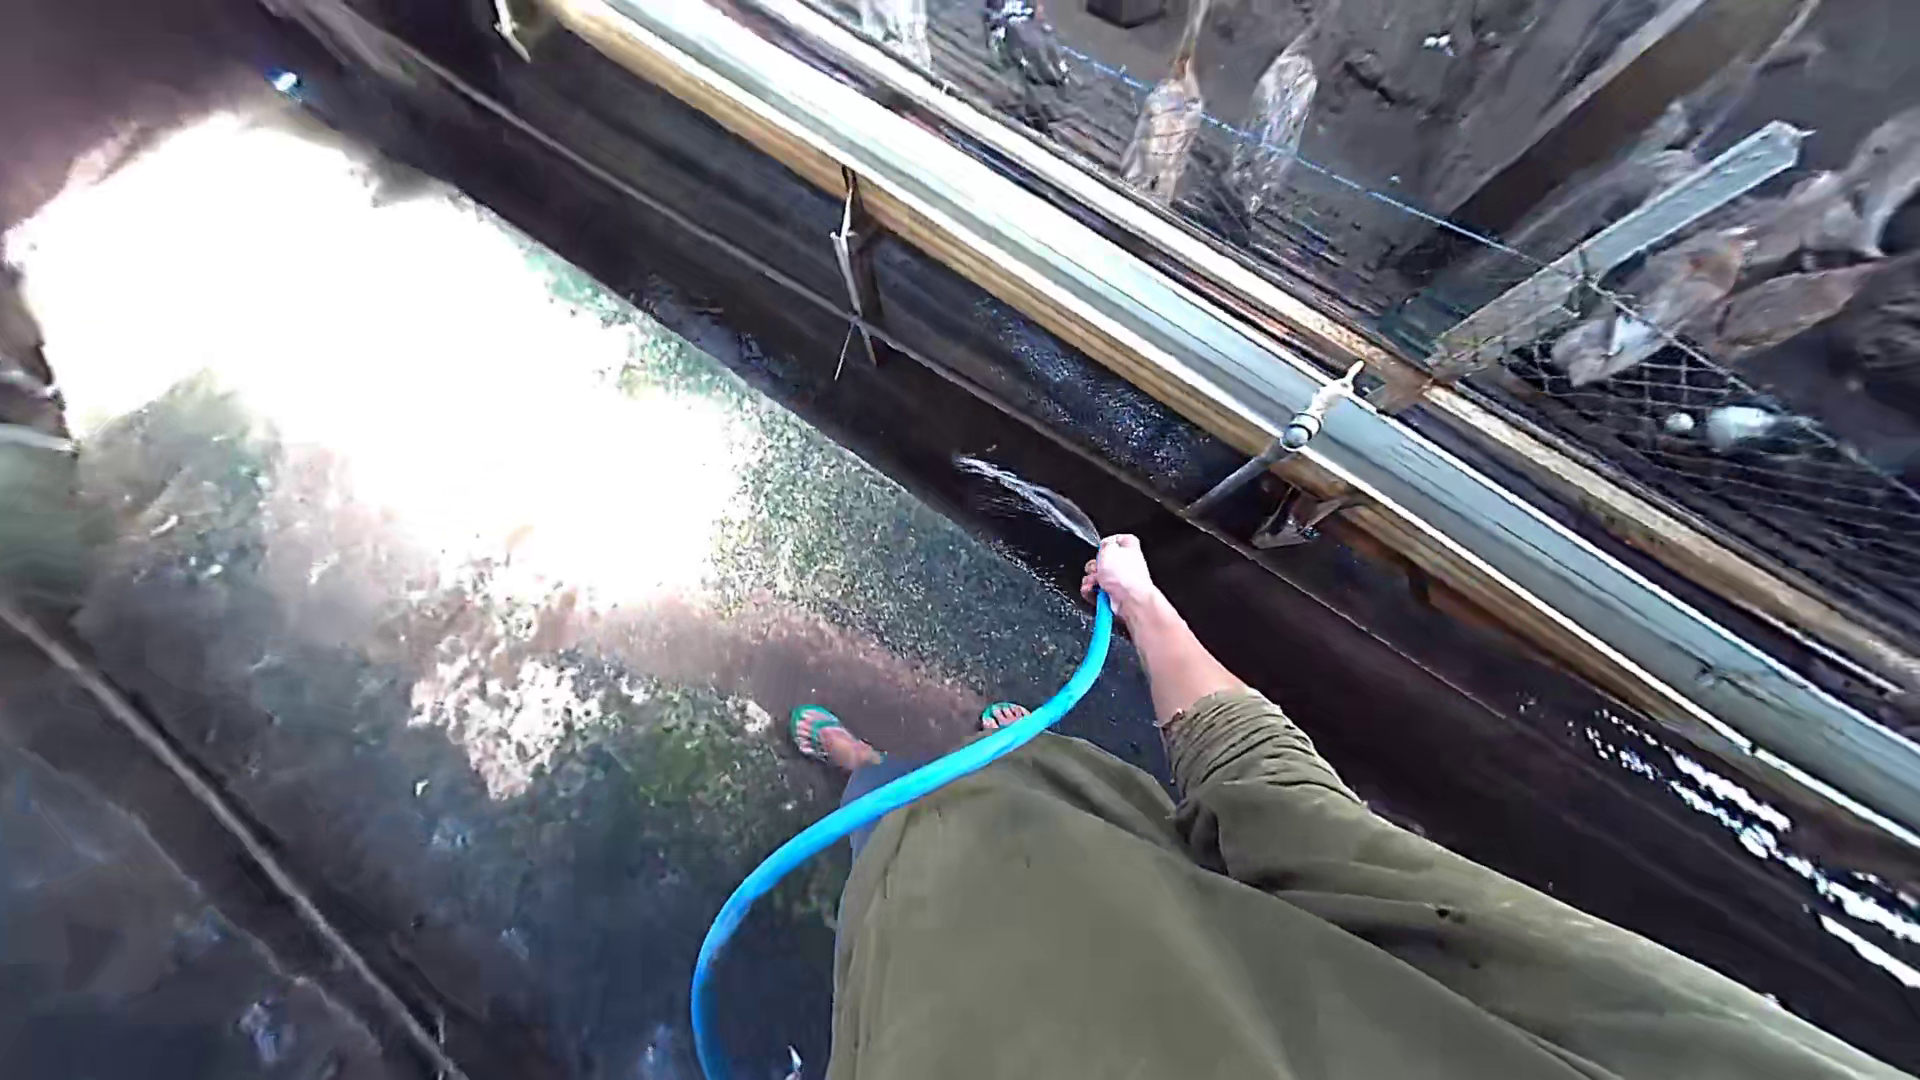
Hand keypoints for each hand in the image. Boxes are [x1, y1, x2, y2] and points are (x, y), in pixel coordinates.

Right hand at [1080, 534, 1161, 622]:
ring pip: (1096, 578)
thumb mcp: (1110, 549)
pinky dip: (1091, 592)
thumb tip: (1103, 546)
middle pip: (1103, 562)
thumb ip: (1106, 544)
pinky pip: (1095, 592)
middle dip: (1093, 566)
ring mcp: (1119, 583)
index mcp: (1130, 551)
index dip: (1110, 542)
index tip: (1102, 546)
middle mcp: (1125, 567)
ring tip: (1094, 583)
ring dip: (1090, 580)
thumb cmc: (1125, 575)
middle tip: (1096, 568)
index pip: (1122, 541)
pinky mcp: (1113, 597)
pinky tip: (1093, 592)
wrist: (1130, 600)